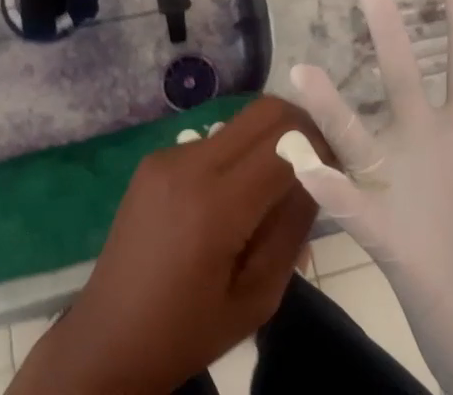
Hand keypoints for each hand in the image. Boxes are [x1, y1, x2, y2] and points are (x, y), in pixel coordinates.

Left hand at [9, 96, 332, 394]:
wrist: (106, 341)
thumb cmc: (187, 331)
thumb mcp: (258, 294)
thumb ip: (294, 226)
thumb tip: (323, 172)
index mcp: (216, 205)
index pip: (289, 140)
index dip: (326, 146)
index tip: (345, 169)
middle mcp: (189, 165)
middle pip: (267, 111)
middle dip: (305, 128)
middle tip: (323, 165)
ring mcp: (167, 157)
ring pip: (242, 120)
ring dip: (273, 140)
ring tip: (281, 188)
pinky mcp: (155, 160)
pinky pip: (216, 139)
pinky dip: (242, 154)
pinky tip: (240, 197)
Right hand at [279, 0, 452, 394]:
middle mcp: (431, 156)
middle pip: (403, 82)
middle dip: (388, 33)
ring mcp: (405, 194)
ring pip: (359, 137)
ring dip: (331, 106)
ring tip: (304, 69)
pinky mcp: (389, 240)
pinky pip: (353, 209)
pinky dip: (331, 189)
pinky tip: (309, 167)